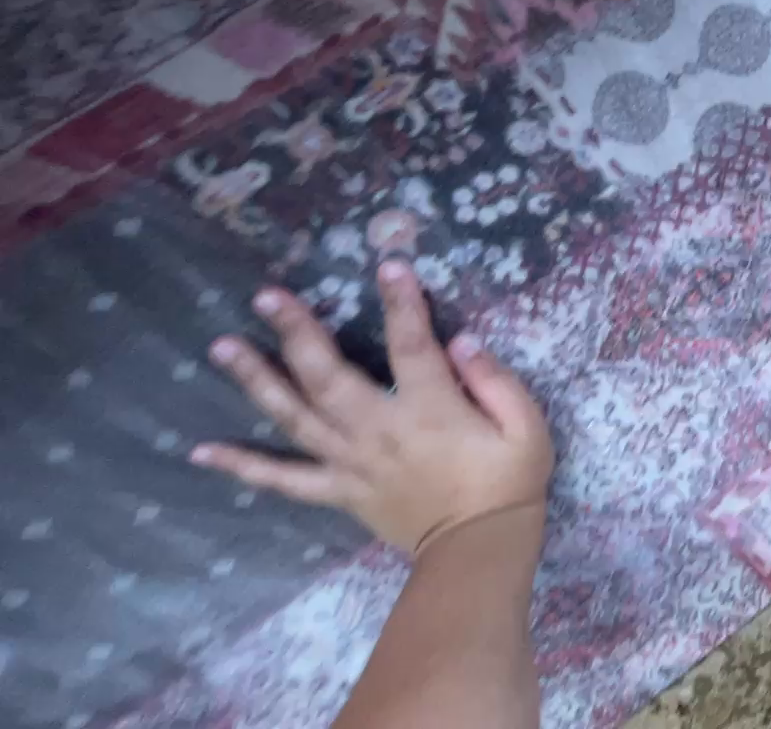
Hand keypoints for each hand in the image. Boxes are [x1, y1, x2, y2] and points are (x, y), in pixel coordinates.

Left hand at [190, 260, 554, 553]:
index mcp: (430, 409)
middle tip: (266, 296)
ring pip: (295, 417)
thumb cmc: (510, 477)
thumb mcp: (526, 424)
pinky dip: (242, 466)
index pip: (412, 345)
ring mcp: (352, 462)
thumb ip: (495, 381)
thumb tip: (462, 341)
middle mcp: (379, 430)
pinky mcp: (339, 492)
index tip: (389, 267)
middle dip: (296, 332)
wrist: (480, 545)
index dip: (402, 303)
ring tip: (223, 346)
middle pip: (329, 375)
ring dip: (257, 380)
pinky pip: (283, 479)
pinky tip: (203, 450)